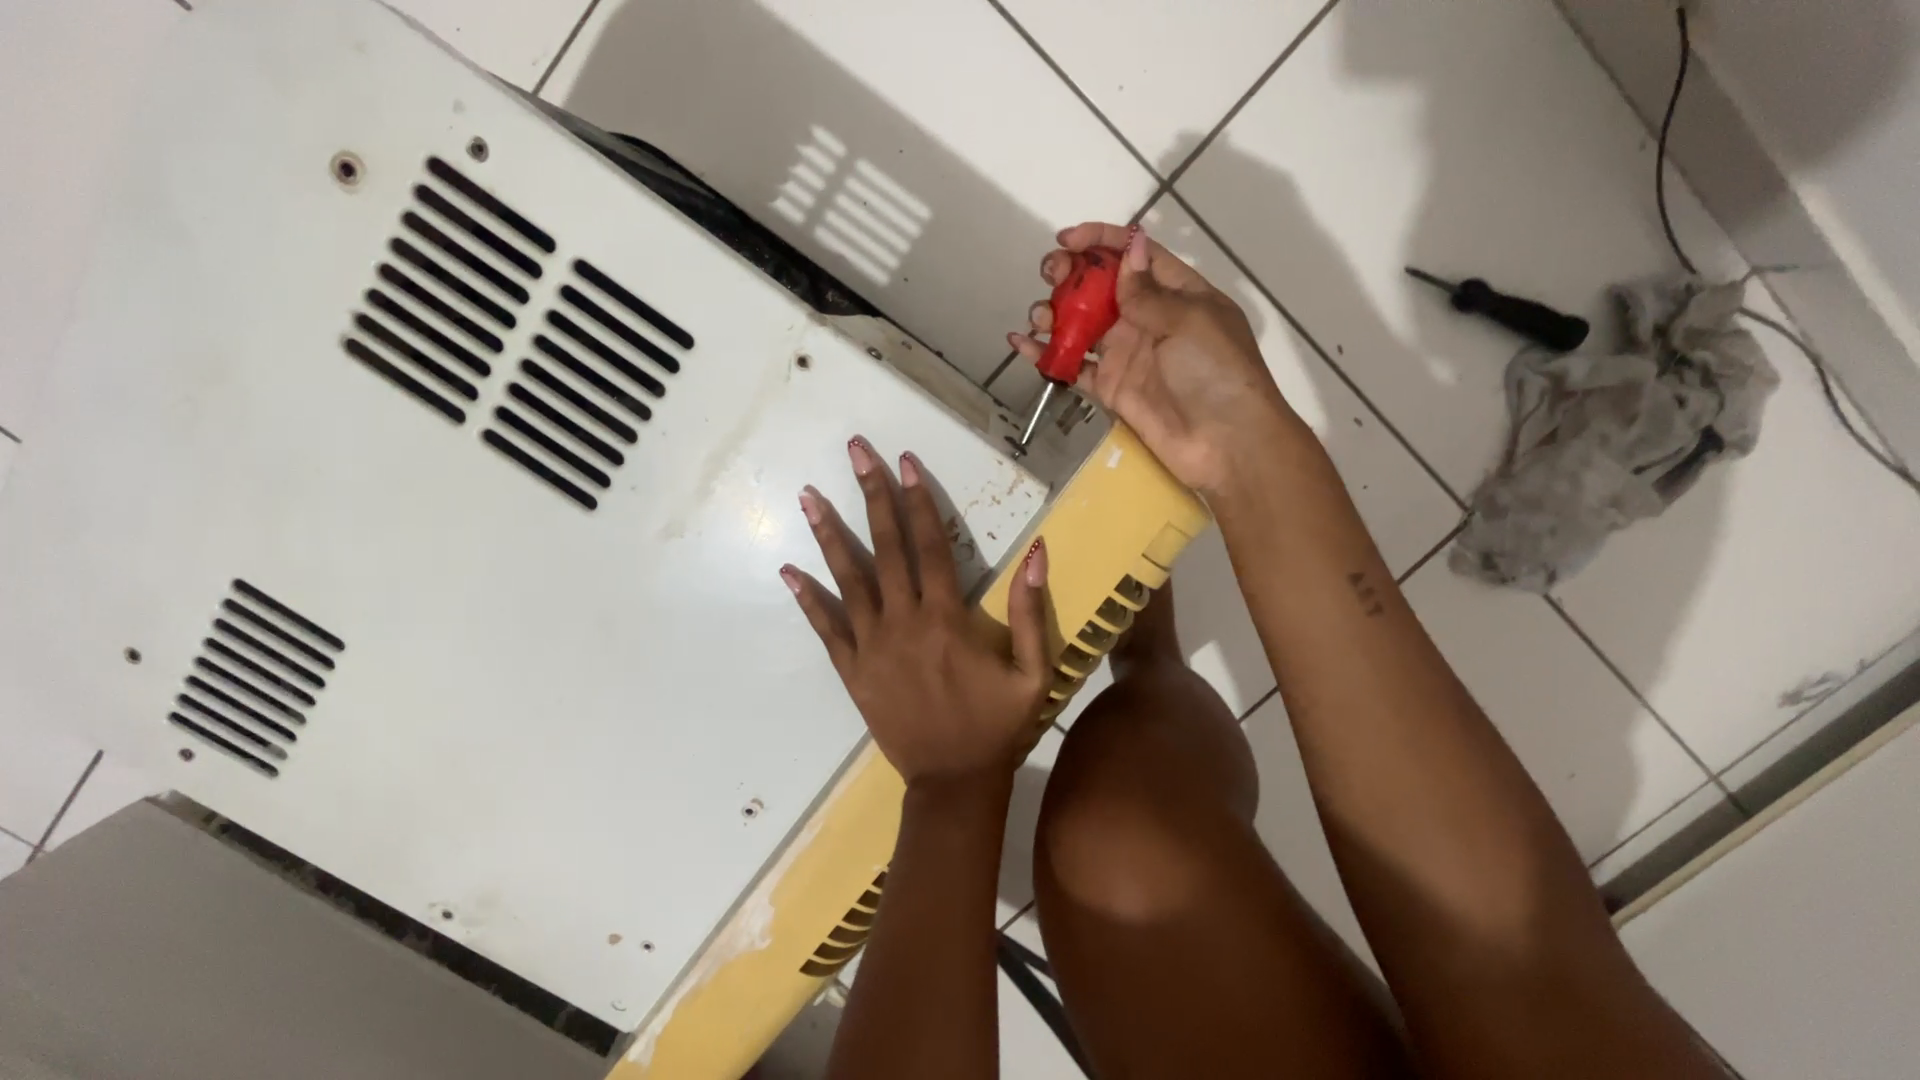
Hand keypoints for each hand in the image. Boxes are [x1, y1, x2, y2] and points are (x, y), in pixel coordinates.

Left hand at [782, 437, 1053, 787]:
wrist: (953, 781)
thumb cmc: (998, 725)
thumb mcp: (1033, 671)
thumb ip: (1031, 611)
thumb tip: (1037, 551)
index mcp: (947, 618)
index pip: (930, 544)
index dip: (919, 500)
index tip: (905, 462)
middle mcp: (904, 622)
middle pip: (885, 546)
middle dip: (870, 494)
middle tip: (854, 451)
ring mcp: (871, 646)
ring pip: (847, 579)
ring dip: (829, 534)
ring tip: (808, 494)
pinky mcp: (852, 670)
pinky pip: (826, 628)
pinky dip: (807, 599)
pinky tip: (788, 570)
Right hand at [1010, 222, 1303, 493]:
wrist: (1225, 443)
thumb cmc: (1216, 372)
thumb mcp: (1188, 320)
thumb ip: (1148, 291)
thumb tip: (1129, 248)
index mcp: (1176, 293)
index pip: (1134, 255)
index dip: (1101, 241)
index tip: (1066, 240)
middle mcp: (1148, 318)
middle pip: (1101, 286)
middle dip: (1071, 275)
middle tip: (1049, 274)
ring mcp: (1127, 354)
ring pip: (1081, 323)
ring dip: (1055, 312)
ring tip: (1039, 316)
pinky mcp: (1110, 388)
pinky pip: (1072, 366)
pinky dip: (1045, 355)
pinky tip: (1020, 343)